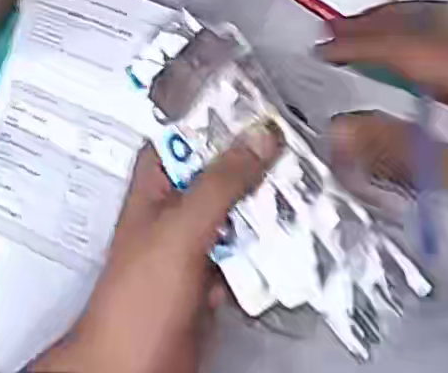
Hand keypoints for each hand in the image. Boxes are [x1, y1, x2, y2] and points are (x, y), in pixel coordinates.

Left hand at [32, 124, 279, 372]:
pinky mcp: (213, 273)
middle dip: (259, 162)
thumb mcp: (183, 228)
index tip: (265, 101)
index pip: (191, 126)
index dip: (224, 113)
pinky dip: (269, 248)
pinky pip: (248, 249)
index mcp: (157, 175)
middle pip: (222, 167)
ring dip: (269, 206)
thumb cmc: (137, 296)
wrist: (134, 368)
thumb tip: (257, 137)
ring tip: (312, 192)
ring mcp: (195, 237)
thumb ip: (220, 182)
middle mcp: (175, 199)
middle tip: (303, 149)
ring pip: (239, 208)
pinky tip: (297, 244)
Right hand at [319, 3, 447, 372]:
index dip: (360, 44)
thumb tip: (335, 128)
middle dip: (377, 22)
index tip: (318, 48)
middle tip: (330, 30)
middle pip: (430, 22)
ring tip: (360, 40)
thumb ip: (402, 149)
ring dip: (401, 31)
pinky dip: (424, 52)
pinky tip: (412, 74)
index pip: (410, 45)